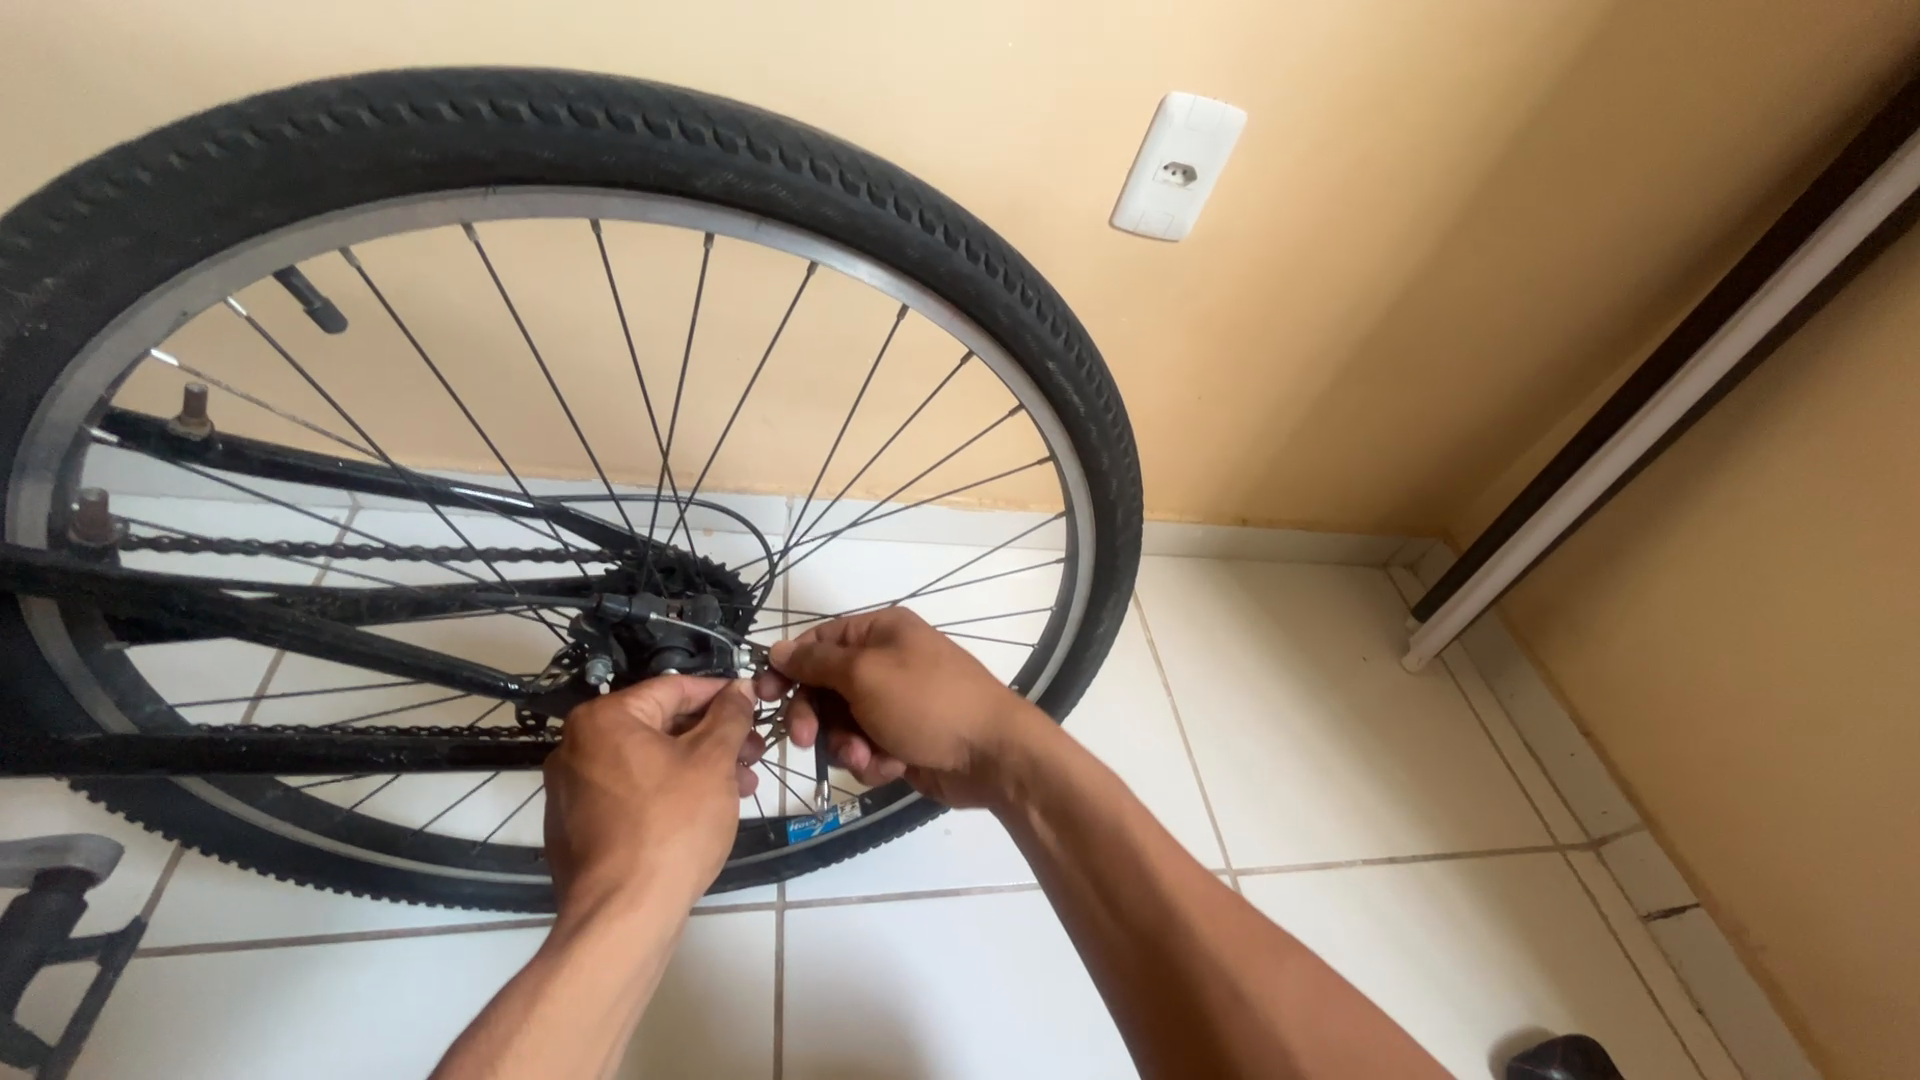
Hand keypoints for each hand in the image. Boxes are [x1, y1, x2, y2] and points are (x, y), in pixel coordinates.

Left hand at [543, 677, 762, 917]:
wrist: (624, 915)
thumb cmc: (672, 824)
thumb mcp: (713, 760)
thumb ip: (730, 716)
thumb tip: (739, 688)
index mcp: (603, 719)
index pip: (673, 688)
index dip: (721, 694)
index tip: (753, 704)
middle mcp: (576, 747)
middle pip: (660, 726)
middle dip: (714, 737)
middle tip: (753, 753)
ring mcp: (572, 790)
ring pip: (649, 762)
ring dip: (699, 767)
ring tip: (741, 787)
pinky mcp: (576, 828)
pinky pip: (632, 793)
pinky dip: (669, 793)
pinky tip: (705, 810)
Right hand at [760, 608, 1046, 806]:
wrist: (991, 754)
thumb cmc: (927, 702)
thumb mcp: (866, 674)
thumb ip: (818, 662)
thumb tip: (779, 648)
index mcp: (880, 631)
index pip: (818, 641)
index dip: (788, 667)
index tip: (762, 694)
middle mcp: (885, 662)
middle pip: (824, 687)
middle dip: (815, 715)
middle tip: (806, 740)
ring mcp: (894, 702)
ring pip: (841, 724)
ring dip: (847, 744)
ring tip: (869, 755)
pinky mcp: (901, 738)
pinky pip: (865, 748)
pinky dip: (873, 760)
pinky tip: (893, 766)